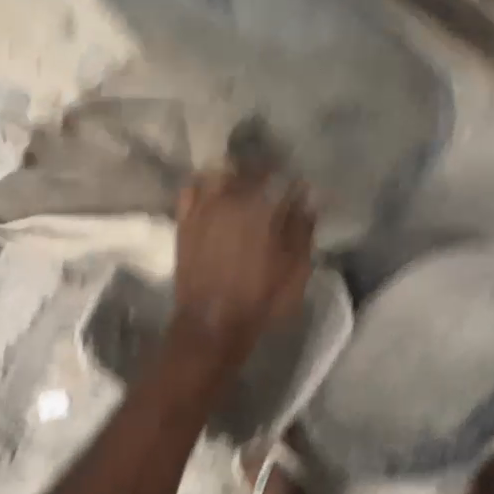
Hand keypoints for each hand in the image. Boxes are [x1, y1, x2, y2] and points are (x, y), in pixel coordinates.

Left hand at [170, 168, 315, 360]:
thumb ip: (303, 229)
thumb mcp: (296, 269)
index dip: (290, 177)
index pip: (279, 175)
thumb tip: (308, 198)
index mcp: (262, 207)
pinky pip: (191, 189)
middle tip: (274, 180)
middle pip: (247, 169)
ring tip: (243, 183)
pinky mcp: (184, 222)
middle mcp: (229, 198)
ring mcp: (202, 208)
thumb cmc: (261, 300)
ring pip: (219, 173)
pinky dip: (204, 185)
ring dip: (234, 174)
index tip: (298, 182)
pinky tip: (213, 193)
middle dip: (263, 170)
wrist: (211, 324)